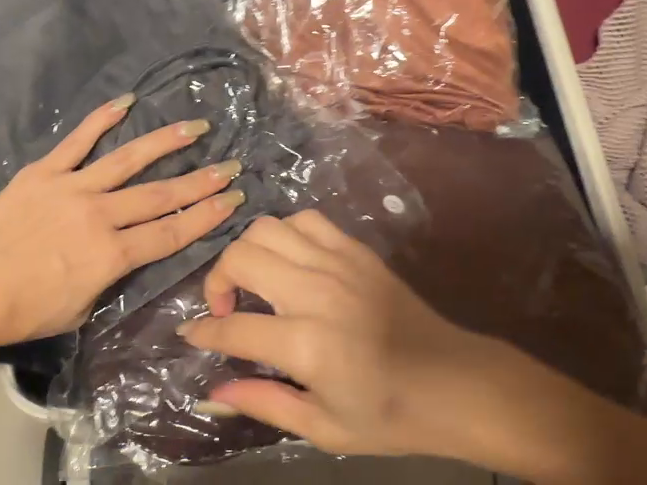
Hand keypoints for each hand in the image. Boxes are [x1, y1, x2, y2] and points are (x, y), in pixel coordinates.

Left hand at [0, 94, 244, 352]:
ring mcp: (72, 187)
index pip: (170, 234)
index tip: (233, 200)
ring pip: (128, 160)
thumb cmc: (21, 312)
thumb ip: (106, 280)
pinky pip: (78, 140)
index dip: (205, 218)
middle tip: (230, 166)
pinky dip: (102, 119)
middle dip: (200, 182)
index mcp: (111, 256)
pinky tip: (126, 102)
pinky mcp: (44, 171)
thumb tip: (118, 258)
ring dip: (165, 142)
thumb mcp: (78, 310)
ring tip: (194, 127)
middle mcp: (100, 215)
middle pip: (160, 196)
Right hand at [177, 211, 521, 459]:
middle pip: (241, 257)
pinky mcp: (356, 249)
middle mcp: (318, 293)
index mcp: (308, 345)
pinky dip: (284, 234)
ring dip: (248, 252)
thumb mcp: (324, 427)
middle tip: (225, 307)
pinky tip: (288, 262)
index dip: (203, 332)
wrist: (455, 384)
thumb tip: (211, 391)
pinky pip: (304, 220)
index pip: (234, 327)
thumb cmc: (389, 417)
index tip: (191, 335)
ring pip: (267, 228)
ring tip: (254, 282)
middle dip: (217, 280)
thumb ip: (263, 402)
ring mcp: (338, 263)